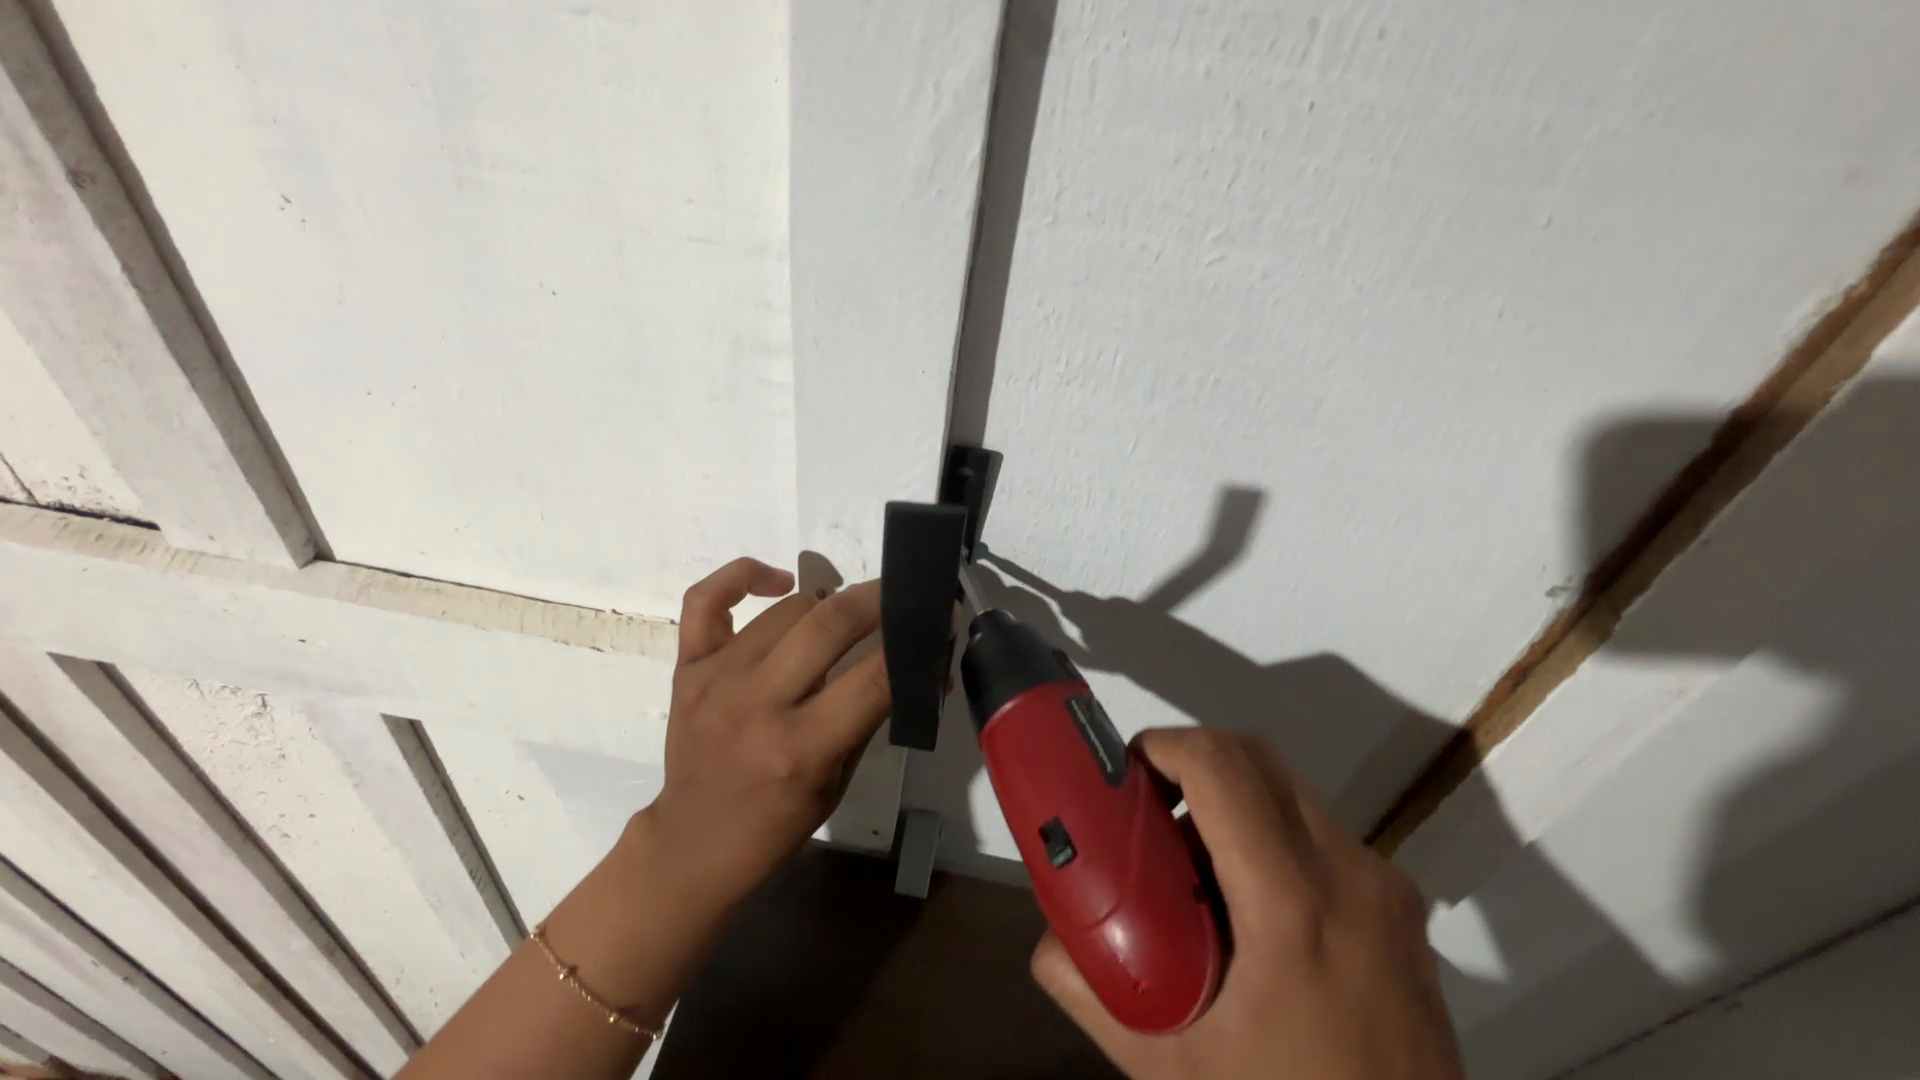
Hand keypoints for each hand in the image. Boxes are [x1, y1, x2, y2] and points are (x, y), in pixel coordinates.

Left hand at [642, 557, 891, 904]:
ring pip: (786, 608)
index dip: (916, 641)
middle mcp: (757, 704)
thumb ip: (874, 715)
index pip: (874, 676)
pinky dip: (743, 575)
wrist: (695, 843)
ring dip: (825, 607)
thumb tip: (921, 666)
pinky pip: (707, 598)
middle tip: (902, 596)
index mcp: (800, 747)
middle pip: (831, 623)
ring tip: (838, 623)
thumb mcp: (839, 780)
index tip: (941, 618)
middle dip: (878, 600)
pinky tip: (777, 581)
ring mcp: (716, 678)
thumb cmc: (778, 823)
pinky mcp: (687, 666)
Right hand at [1032, 728, 1463, 1079]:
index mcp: (1292, 904)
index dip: (1163, 746)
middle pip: (1258, 760)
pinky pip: (1323, 834)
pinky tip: (1244, 905)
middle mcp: (1350, 875)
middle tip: (1144, 807)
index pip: (1220, 767)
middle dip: (1191, 764)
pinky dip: (1271, 833)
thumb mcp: (1170, 1068)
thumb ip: (1093, 992)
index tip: (1123, 771)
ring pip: (1293, 792)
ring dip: (1231, 799)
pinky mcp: (1402, 911)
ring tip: (1188, 862)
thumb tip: (1051, 937)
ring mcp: (1385, 890)